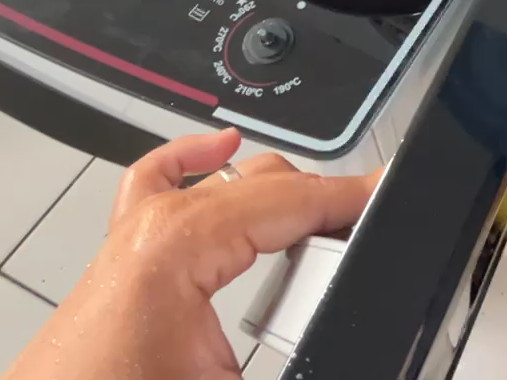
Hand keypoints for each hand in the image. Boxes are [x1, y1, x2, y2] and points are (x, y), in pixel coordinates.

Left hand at [3, 129, 378, 379]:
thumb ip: (300, 355)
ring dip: (281, 192)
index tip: (388, 198)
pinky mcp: (118, 266)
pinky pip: (156, 183)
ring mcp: (129, 243)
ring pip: (224, 180)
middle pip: (266, 185)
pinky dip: (195, 160)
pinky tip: (225, 151)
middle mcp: (151, 234)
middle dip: (325, 202)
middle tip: (366, 229)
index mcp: (176, 254)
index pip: (288, 200)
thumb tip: (354, 341)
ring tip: (325, 223)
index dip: (348, 199)